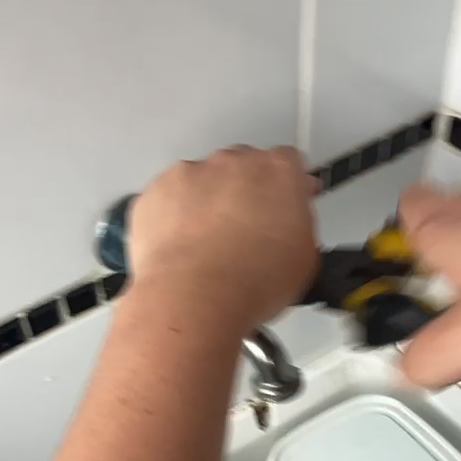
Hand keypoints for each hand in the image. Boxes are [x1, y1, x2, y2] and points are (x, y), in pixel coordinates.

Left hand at [126, 146, 318, 334]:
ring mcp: (191, 173)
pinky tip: (177, 248)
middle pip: (241, 167)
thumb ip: (298, 225)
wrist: (196, 298)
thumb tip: (289, 226)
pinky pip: (166, 199)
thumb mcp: (304, 259)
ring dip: (204, 204)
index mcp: (279, 172)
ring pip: (200, 181)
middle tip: (241, 233)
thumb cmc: (252, 283)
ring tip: (203, 246)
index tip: (280, 207)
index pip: (288, 164)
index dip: (284, 188)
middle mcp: (234, 162)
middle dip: (242, 193)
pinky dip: (170, 217)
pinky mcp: (156, 192)